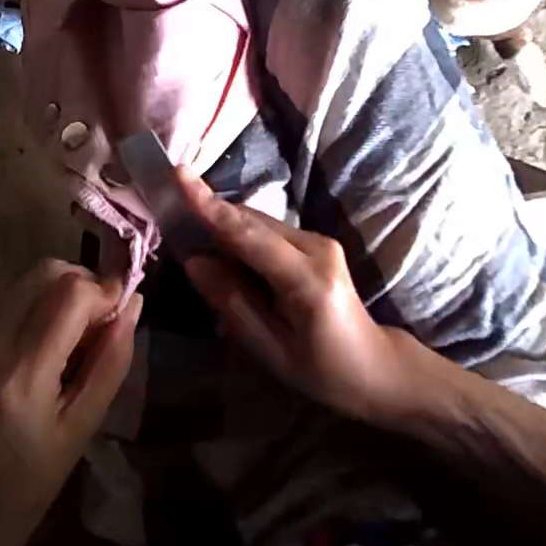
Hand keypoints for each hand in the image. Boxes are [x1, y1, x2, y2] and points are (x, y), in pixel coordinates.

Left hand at [0, 262, 138, 545]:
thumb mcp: (81, 430)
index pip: (72, 293)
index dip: (107, 291)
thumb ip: (112, 361)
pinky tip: (41, 345)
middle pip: (46, 272)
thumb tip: (133, 304)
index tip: (121, 313)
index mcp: (20, 375)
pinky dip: (33, 306)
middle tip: (99, 323)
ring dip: (58, 293)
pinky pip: (5, 301)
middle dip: (84, 284)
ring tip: (71, 337)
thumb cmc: (26, 488)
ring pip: (25, 281)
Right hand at [176, 169, 418, 421]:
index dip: (211, 206)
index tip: (180, 175)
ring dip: (224, 226)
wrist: (375, 366)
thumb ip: (232, 302)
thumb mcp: (270, 349)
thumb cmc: (322, 370)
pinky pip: (269, 232)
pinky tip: (225, 253)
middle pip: (252, 221)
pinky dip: (242, 237)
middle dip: (210, 214)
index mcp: (307, 280)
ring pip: (259, 223)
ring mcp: (321, 241)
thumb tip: (195, 261)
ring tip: (191, 235)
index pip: (249, 235)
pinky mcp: (318, 242)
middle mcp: (317, 247)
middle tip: (170, 212)